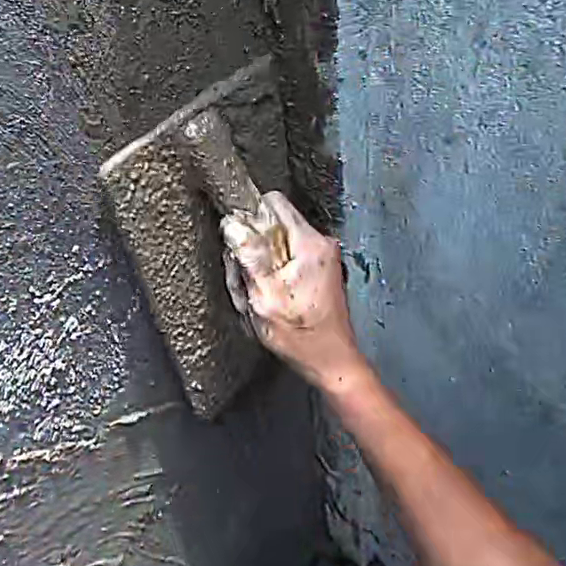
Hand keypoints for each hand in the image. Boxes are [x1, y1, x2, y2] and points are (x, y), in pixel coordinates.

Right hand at [222, 192, 371, 396]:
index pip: (272, 202)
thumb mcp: (265, 297)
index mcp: (309, 243)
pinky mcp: (317, 267)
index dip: (249, 216)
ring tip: (258, 296)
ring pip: (275, 242)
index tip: (238, 241)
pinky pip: (284, 257)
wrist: (333, 363)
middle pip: (271, 224)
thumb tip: (232, 223)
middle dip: (252, 248)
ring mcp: (320, 255)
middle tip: (247, 281)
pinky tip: (269, 299)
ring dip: (259, 265)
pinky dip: (271, 274)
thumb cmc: (302, 336)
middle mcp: (319, 242)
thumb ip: (249, 256)